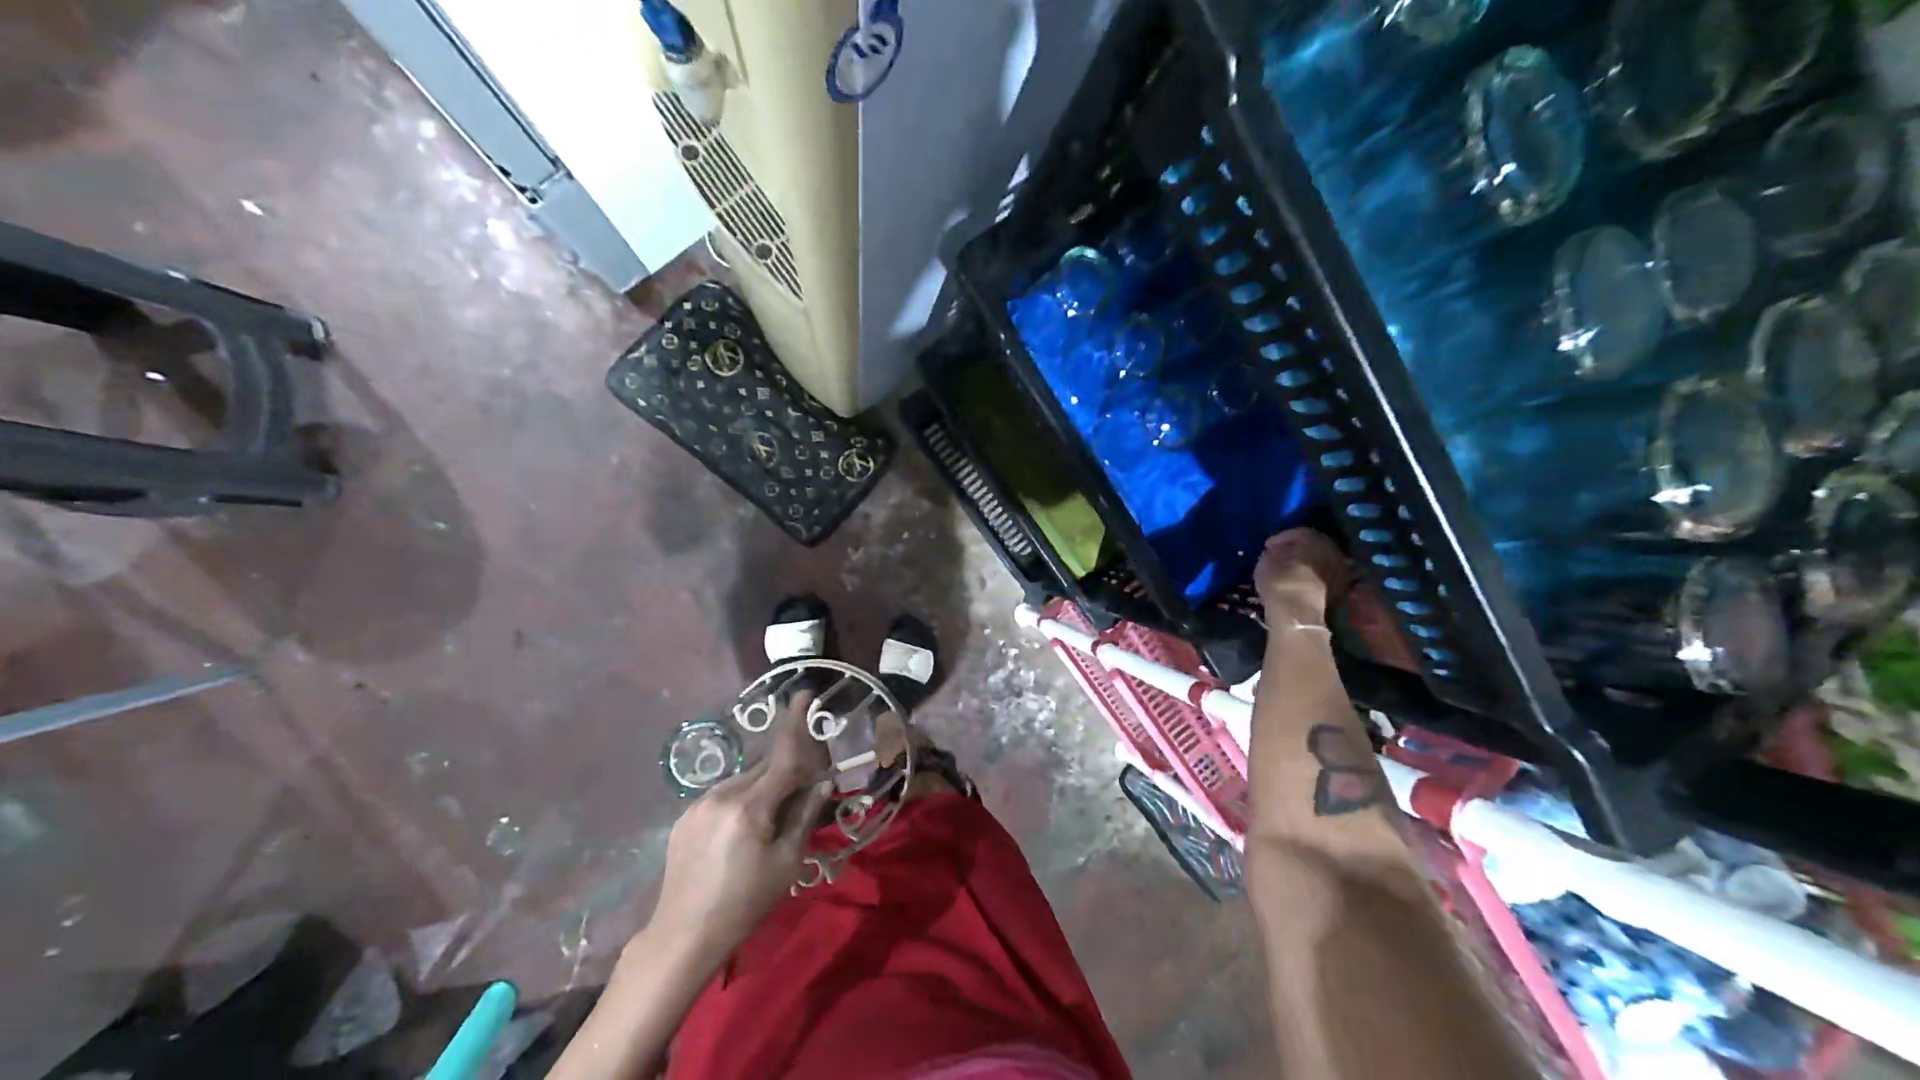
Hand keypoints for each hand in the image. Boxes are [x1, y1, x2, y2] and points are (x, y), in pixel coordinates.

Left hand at [645, 692, 834, 967]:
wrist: (683, 935)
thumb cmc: (745, 903)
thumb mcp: (787, 862)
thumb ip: (804, 815)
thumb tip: (822, 782)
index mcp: (749, 807)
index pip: (783, 756)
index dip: (797, 724)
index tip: (806, 693)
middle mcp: (721, 795)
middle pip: (765, 766)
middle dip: (788, 766)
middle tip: (807, 780)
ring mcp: (699, 804)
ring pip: (745, 779)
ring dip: (765, 785)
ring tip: (775, 815)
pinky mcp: (686, 816)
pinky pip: (724, 794)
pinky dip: (744, 798)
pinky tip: (746, 828)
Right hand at [1255, 528, 1349, 627]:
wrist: (1298, 612)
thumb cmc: (1279, 581)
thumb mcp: (1266, 561)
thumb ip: (1273, 553)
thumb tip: (1275, 552)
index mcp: (1313, 538)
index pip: (1296, 532)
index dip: (1281, 539)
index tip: (1268, 546)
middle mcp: (1330, 549)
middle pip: (1313, 545)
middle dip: (1297, 550)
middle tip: (1281, 556)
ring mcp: (1339, 569)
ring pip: (1320, 561)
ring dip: (1307, 564)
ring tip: (1291, 571)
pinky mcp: (1340, 588)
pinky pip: (1324, 576)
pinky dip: (1313, 577)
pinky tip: (1301, 582)